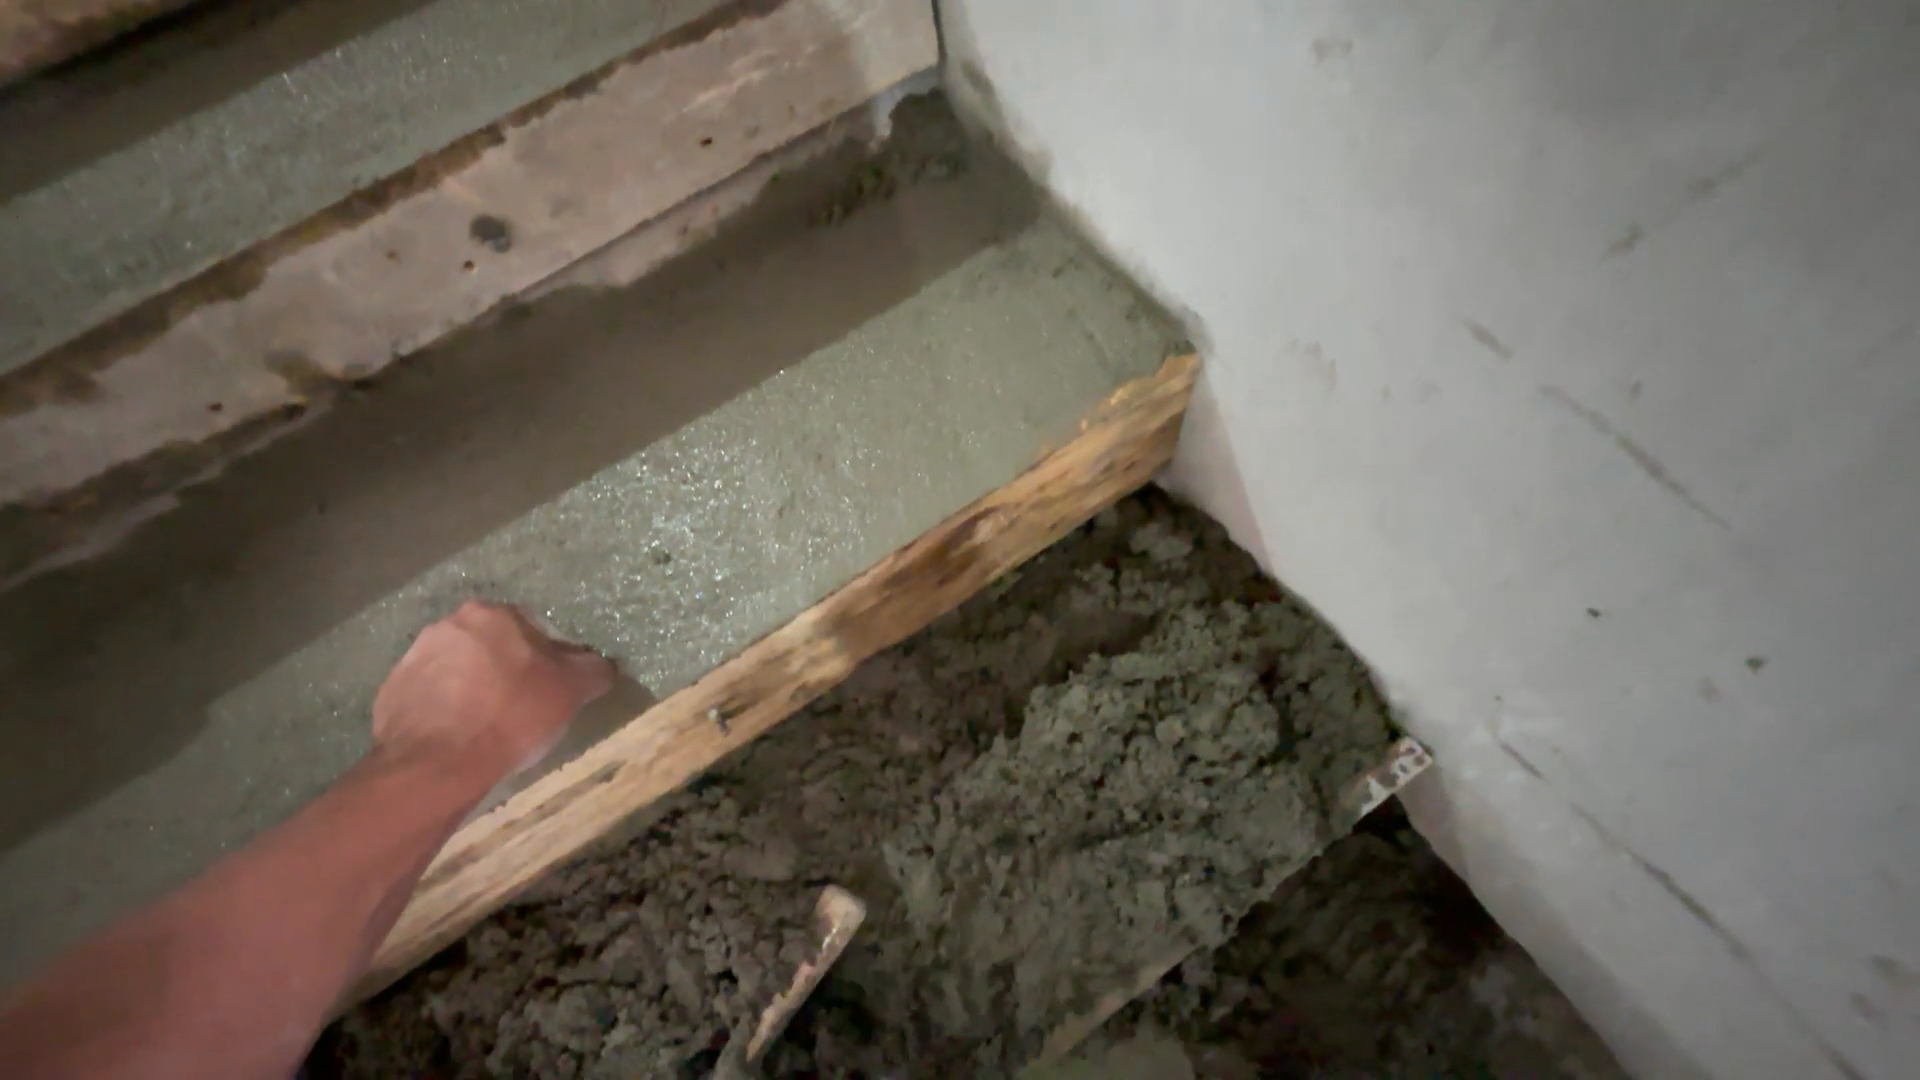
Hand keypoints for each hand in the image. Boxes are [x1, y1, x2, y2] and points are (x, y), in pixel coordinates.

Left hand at [372, 600, 614, 777]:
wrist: (438, 765)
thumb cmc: (513, 713)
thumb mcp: (574, 689)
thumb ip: (595, 669)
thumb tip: (604, 665)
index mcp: (493, 613)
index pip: (534, 627)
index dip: (550, 658)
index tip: (554, 687)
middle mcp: (449, 625)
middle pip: (495, 646)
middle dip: (510, 669)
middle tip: (526, 704)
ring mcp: (413, 658)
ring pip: (462, 670)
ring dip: (477, 688)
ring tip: (492, 724)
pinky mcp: (390, 693)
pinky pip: (433, 695)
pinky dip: (449, 709)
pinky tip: (463, 735)